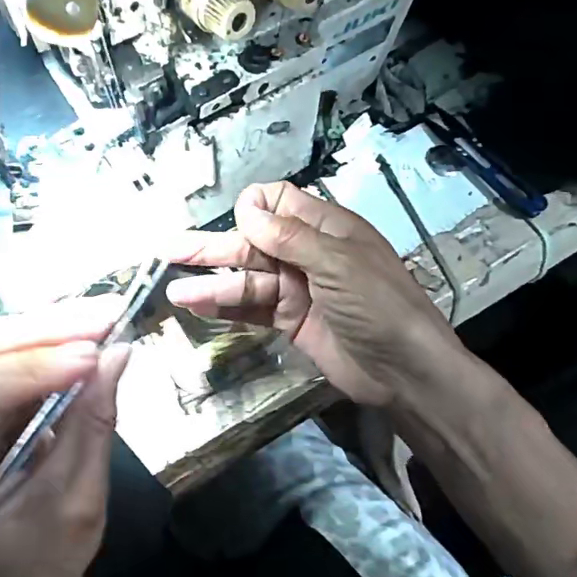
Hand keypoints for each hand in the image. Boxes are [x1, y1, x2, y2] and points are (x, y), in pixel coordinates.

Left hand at [0, 297, 131, 576]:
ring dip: (42, 324)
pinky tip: (75, 324)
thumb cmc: (44, 560)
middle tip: (106, 316)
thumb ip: (92, 426)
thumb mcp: (78, 504)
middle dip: (39, 331)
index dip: (30, 366)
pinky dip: (38, 332)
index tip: (93, 354)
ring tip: (99, 315)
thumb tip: (116, 352)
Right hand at [165, 182, 468, 410]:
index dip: (253, 209)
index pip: (279, 203)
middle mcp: (306, 254)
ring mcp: (297, 289)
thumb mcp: (337, 264)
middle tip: (170, 249)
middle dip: (213, 247)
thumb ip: (289, 237)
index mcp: (325, 229)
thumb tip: (245, 207)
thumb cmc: (380, 306)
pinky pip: (253, 309)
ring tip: (176, 292)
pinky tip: (199, 308)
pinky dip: (227, 309)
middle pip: (252, 244)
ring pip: (247, 280)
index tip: (237, 221)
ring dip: (213, 285)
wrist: (406, 372)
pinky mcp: (290, 320)